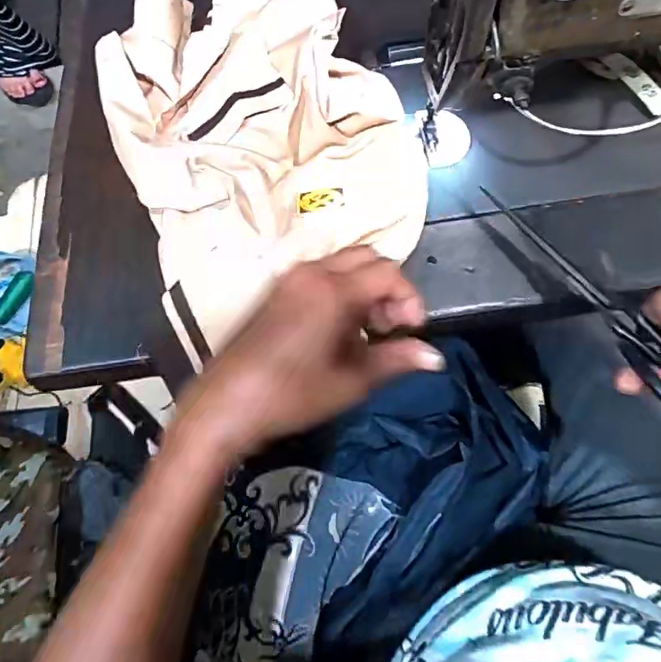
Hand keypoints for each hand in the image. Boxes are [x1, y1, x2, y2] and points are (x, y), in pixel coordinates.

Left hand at [174, 248, 443, 459]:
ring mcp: (291, 278)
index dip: (410, 299)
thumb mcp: (351, 381)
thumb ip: (396, 360)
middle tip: (390, 328)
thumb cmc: (292, 395)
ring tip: (366, 332)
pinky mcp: (278, 289)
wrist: (226, 404)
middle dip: (389, 287)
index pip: (389, 272)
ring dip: (365, 287)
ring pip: (344, 263)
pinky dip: (342, 289)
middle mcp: (312, 272)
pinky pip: (322, 273)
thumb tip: (434, 356)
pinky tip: (338, 329)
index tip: (412, 331)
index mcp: (333, 289)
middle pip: (368, 257)